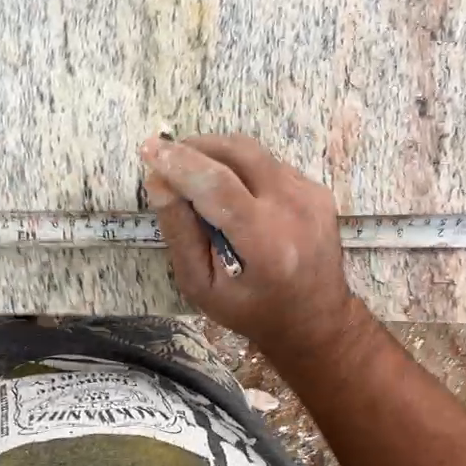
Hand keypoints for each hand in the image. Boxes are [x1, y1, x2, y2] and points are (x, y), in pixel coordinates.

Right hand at [139, 134, 364, 357]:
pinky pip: (269, 164)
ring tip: (192, 173)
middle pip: (238, 153)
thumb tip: (158, 183)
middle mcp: (294, 210)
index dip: (180, 163)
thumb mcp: (201, 285)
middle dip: (195, 147)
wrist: (314, 319)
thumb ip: (180, 234)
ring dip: (217, 154)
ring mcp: (310, 195)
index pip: (218, 186)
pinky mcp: (316, 189)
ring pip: (253, 153)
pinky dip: (240, 168)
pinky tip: (231, 191)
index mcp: (266, 244)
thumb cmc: (250, 310)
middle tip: (166, 156)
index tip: (148, 149)